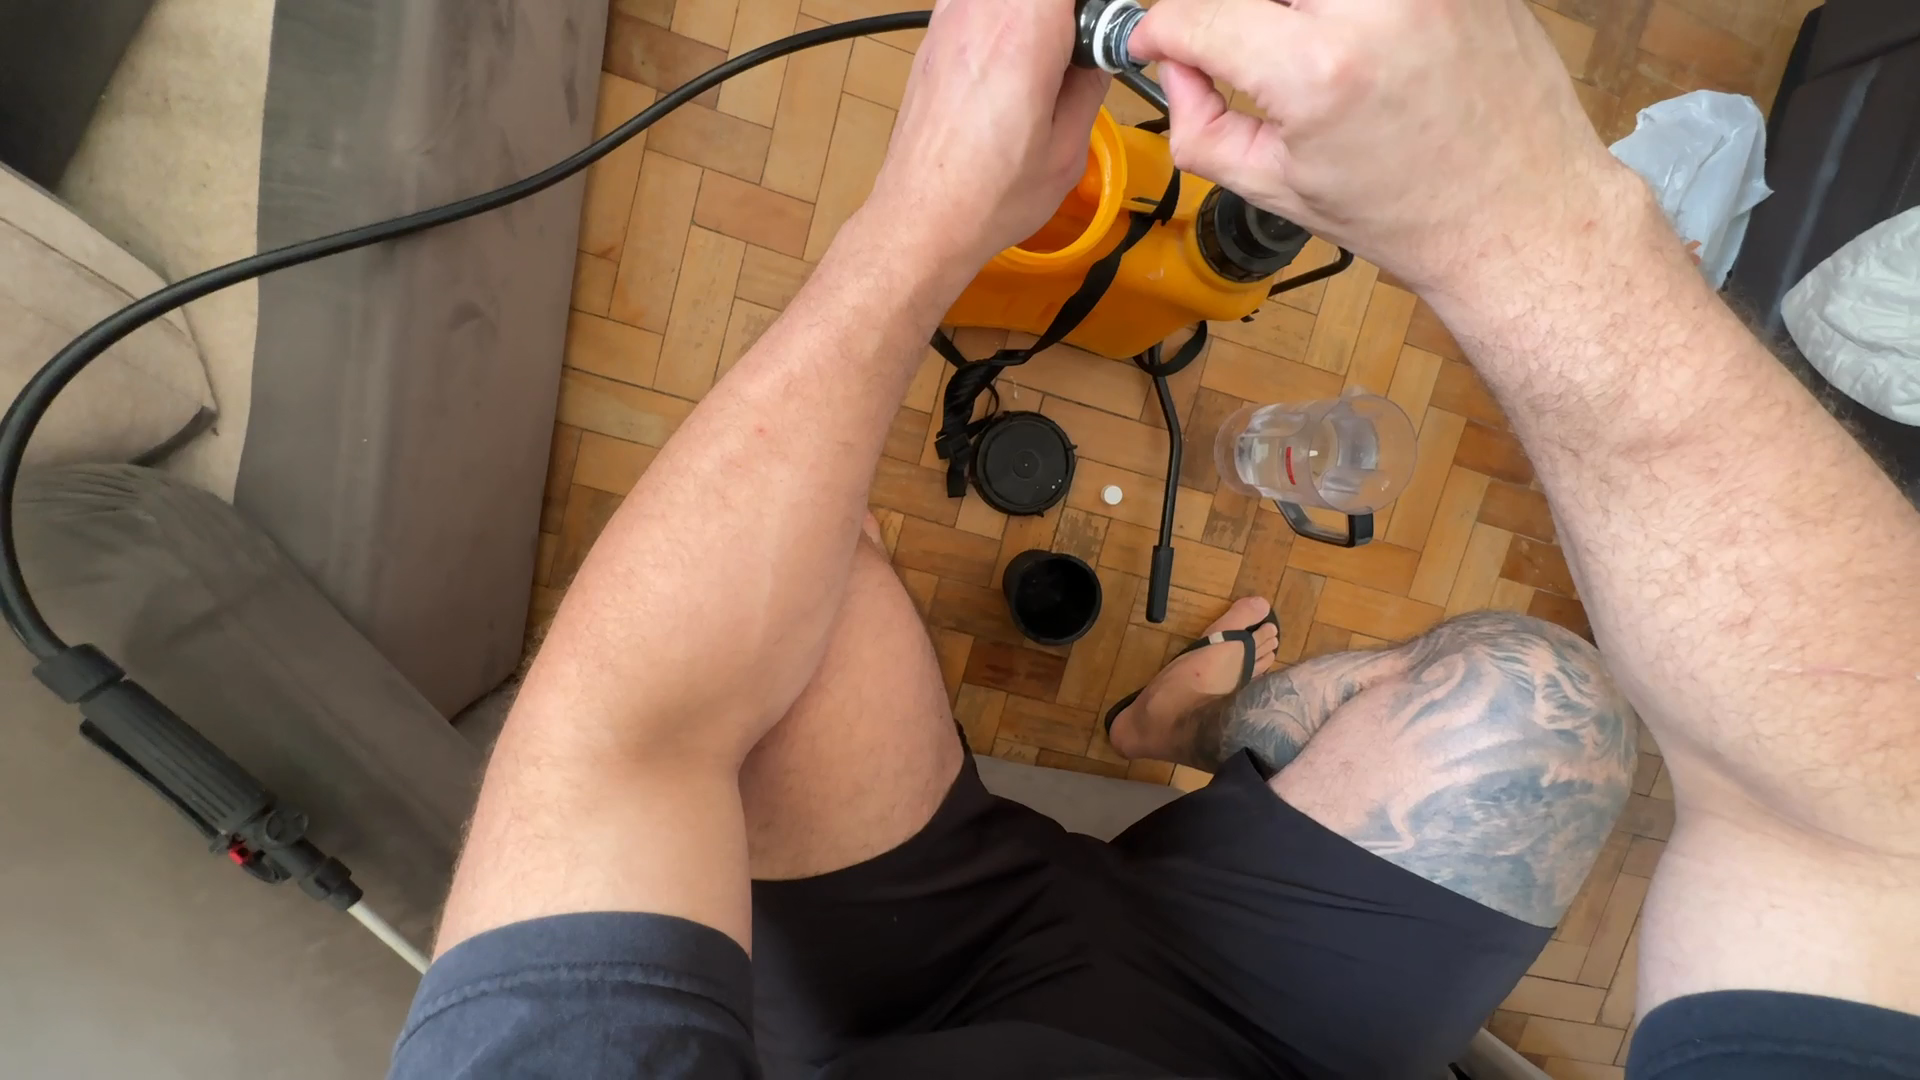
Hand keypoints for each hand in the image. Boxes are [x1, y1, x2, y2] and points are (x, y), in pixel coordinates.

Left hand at [862, 0, 1108, 272]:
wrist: (922, 221)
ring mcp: (948, 17)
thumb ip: (1092, 85)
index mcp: (1025, 28)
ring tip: (1039, 72)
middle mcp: (981, 8)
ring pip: (1008, 1)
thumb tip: (1100, 55)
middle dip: (1062, 17)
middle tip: (1073, 55)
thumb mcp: (1066, 152)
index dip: (1090, 10)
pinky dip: (999, 30)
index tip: (1097, 38)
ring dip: (1030, 22)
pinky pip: (979, 11)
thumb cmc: (986, 198)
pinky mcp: (932, 39)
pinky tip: (1003, 81)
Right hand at [1129, 0, 1635, 298]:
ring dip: (1279, 7)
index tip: (1149, 40)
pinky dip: (1328, 8)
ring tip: (1281, 40)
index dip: (1160, 27)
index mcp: (1318, 71)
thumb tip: (1176, 72)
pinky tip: (1334, 35)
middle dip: (1223, 9)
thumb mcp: (1273, 186)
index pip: (1204, 14)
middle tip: (1219, 41)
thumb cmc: (1398, 210)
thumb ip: (1200, 127)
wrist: (1507, 204)